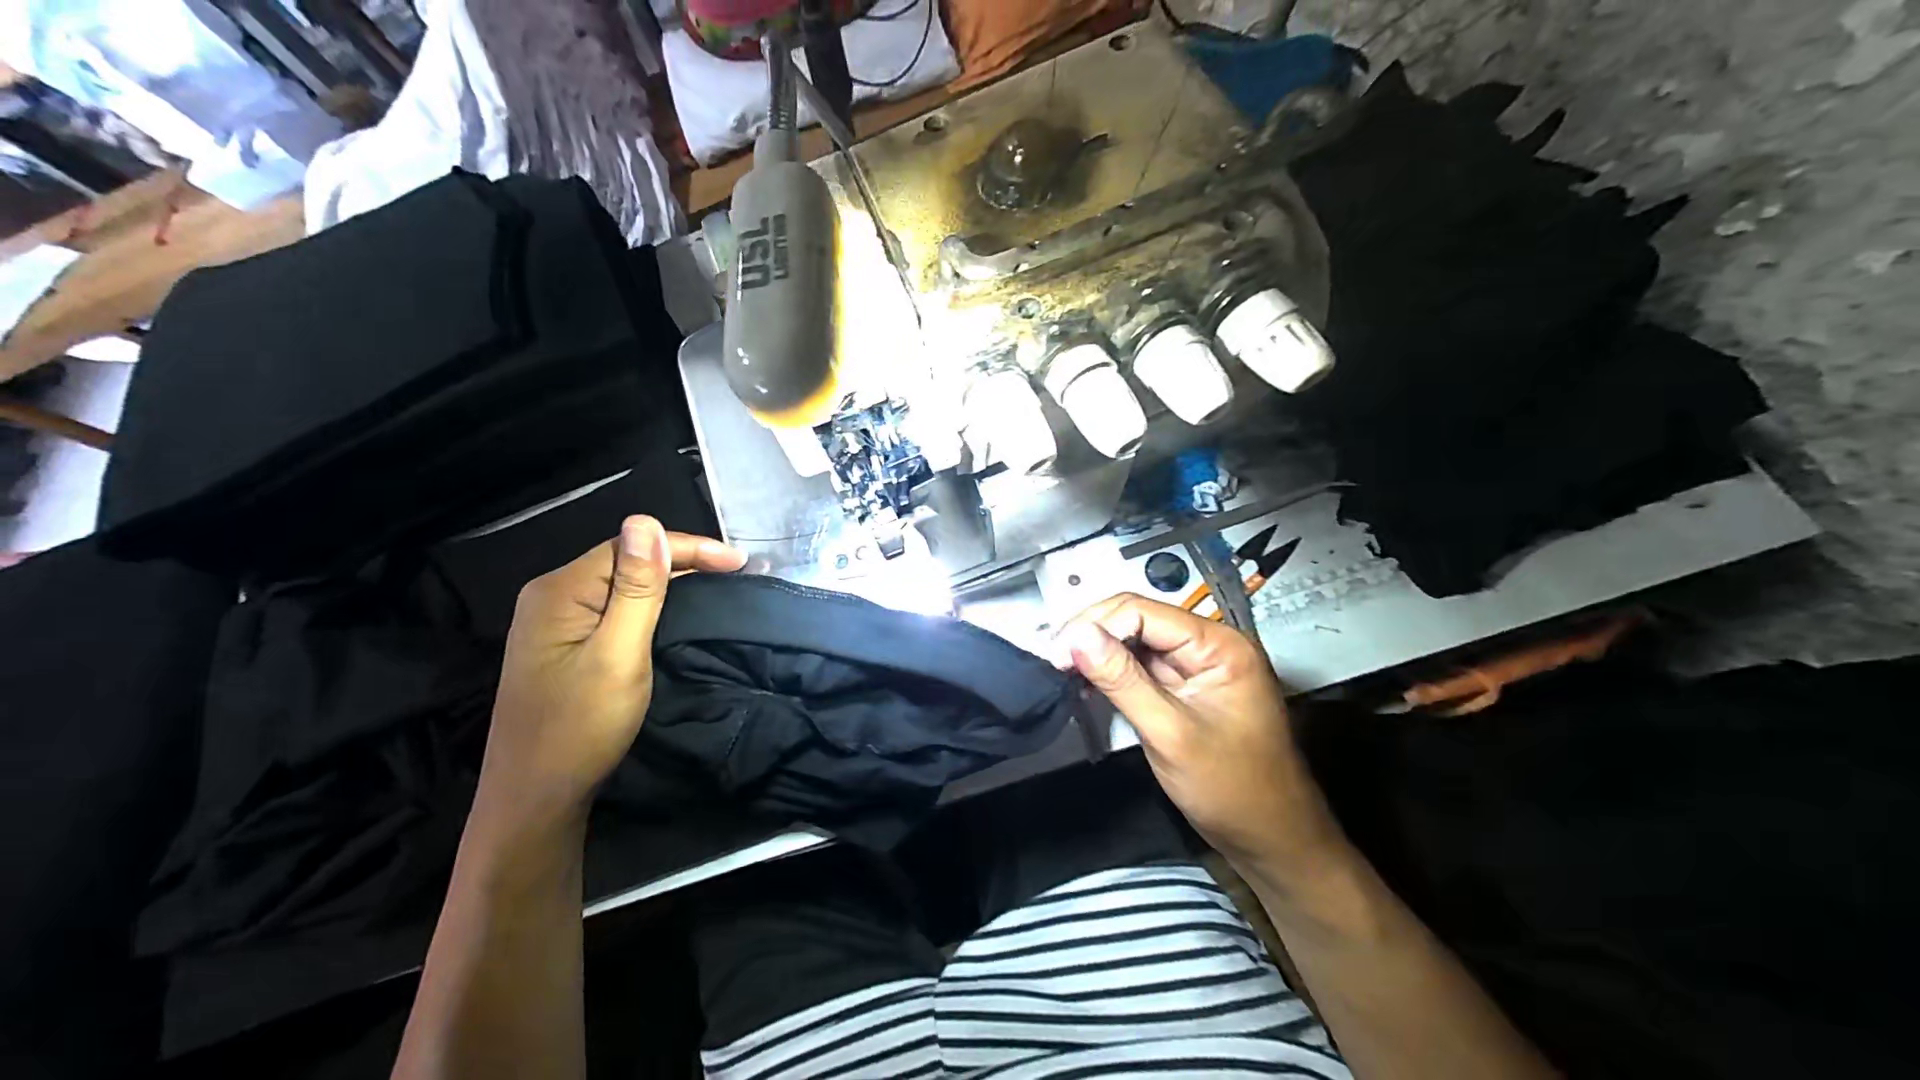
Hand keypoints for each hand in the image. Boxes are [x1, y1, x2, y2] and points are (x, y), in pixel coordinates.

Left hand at [480, 515, 745, 820]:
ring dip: (668, 581)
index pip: (630, 547)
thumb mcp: (618, 656)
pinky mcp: (562, 645)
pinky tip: (675, 610)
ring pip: (620, 584)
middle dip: (681, 560)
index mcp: (559, 591)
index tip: (739, 563)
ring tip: (716, 585)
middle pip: (624, 560)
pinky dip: (649, 603)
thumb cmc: (579, 729)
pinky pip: (612, 607)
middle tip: (734, 573)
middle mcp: (551, 597)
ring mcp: (553, 623)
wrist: (534, 800)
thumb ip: (635, 590)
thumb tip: (644, 522)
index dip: (687, 548)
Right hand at [1059, 593, 1344, 870]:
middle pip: (1138, 619)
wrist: (1270, 839)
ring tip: (1064, 671)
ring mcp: (1198, 666)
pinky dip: (1114, 672)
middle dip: (1094, 635)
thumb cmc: (1233, 789)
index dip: (1095, 626)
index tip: (1058, 655)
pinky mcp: (1187, 687)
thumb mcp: (1170, 733)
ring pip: (1136, 641)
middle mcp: (1210, 645)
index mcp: (1220, 645)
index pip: (1143, 611)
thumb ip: (1123, 680)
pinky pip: (1143, 666)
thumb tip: (1077, 637)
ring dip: (1100, 653)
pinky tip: (1089, 683)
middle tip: (1055, 661)